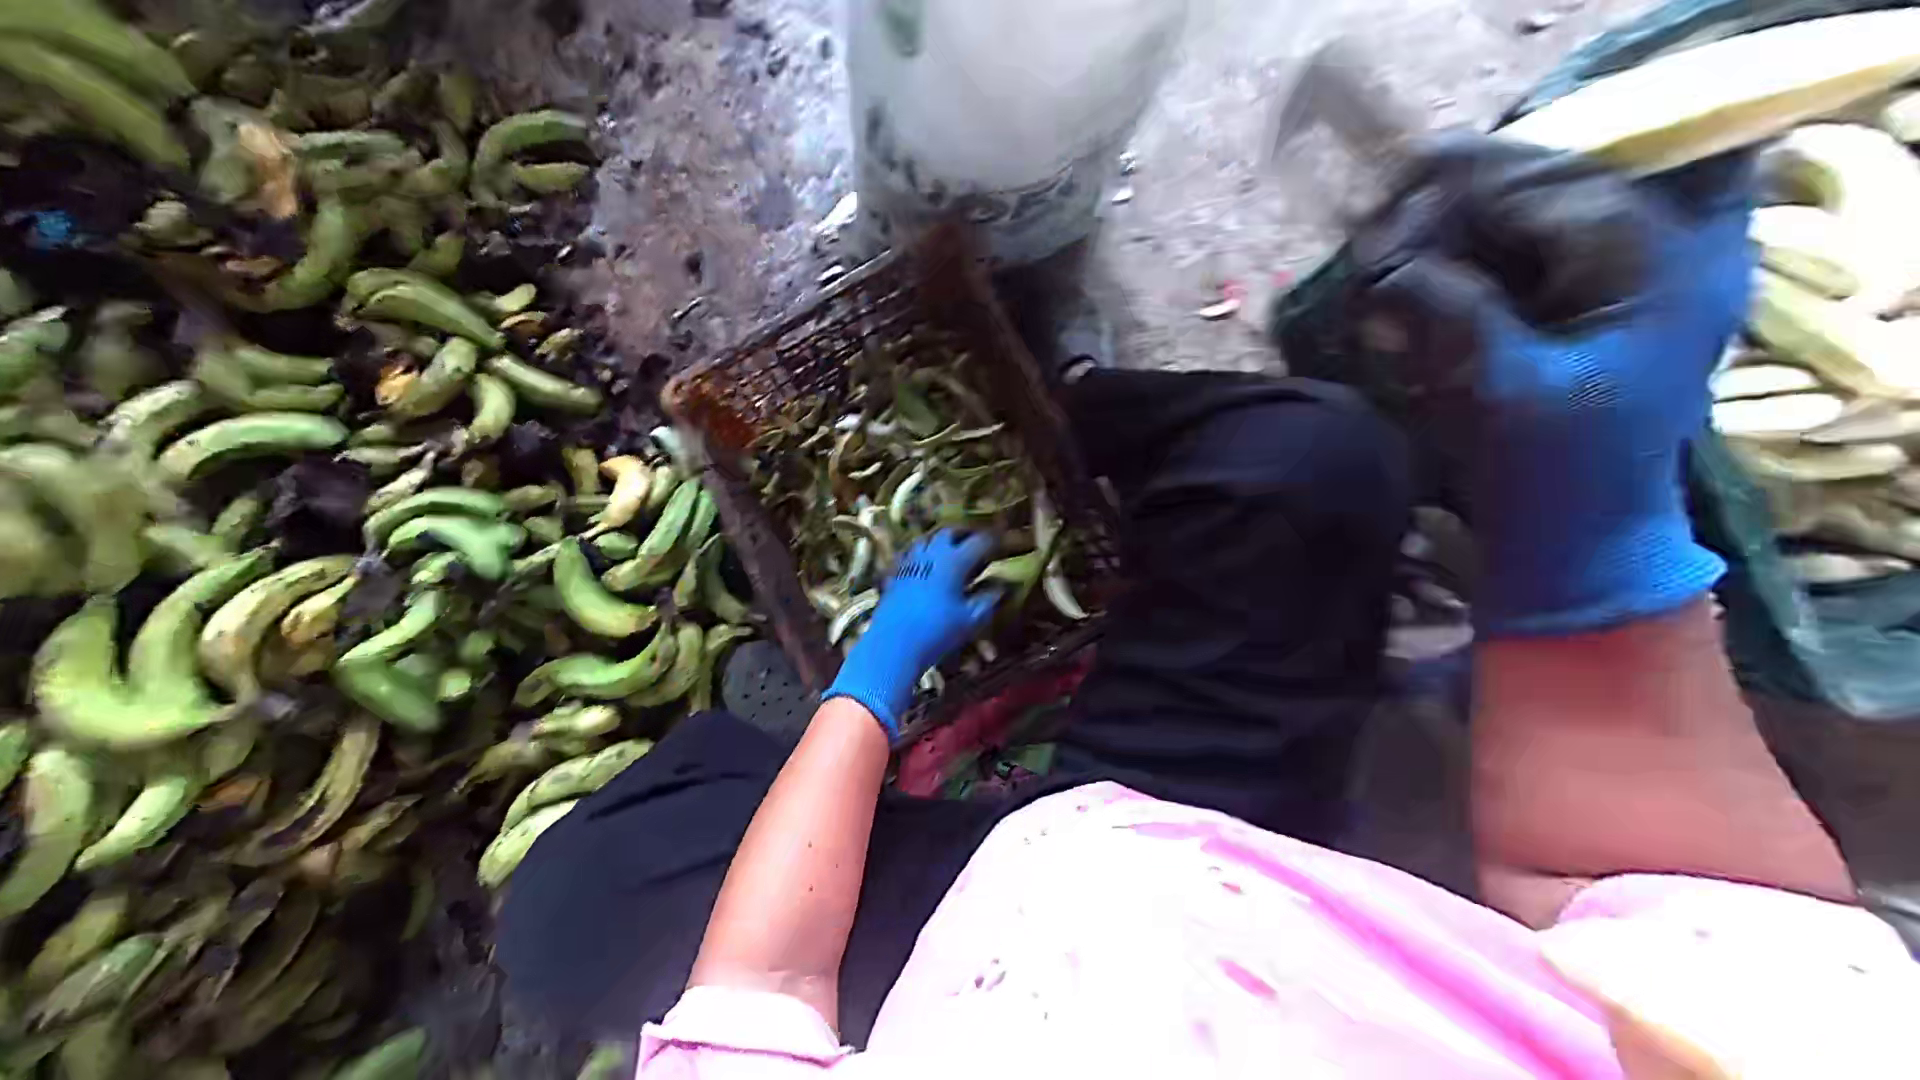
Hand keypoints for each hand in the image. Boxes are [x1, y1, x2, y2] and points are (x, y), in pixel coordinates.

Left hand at [823, 530, 1000, 734]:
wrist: (893, 644)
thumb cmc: (938, 631)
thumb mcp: (970, 619)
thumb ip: (988, 599)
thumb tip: (1001, 586)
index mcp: (954, 561)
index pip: (978, 542)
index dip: (993, 541)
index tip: (1002, 542)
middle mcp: (931, 554)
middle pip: (949, 533)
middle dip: (964, 534)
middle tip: (975, 542)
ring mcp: (909, 562)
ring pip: (926, 540)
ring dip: (940, 541)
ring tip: (950, 551)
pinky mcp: (894, 575)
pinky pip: (909, 555)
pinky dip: (921, 555)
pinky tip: (925, 567)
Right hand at [1353, 136, 1753, 634]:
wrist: (1576, 542)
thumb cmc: (1555, 474)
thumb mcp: (1503, 387)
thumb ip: (1451, 310)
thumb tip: (1385, 265)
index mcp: (1654, 268)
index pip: (1553, 190)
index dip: (1468, 186)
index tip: (1389, 190)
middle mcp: (1636, 263)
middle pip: (1530, 205)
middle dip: (1444, 221)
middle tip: (1370, 245)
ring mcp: (1596, 296)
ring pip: (1505, 242)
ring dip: (1434, 256)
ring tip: (1374, 282)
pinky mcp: (1556, 327)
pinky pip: (1492, 282)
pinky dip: (1440, 290)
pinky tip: (1396, 310)